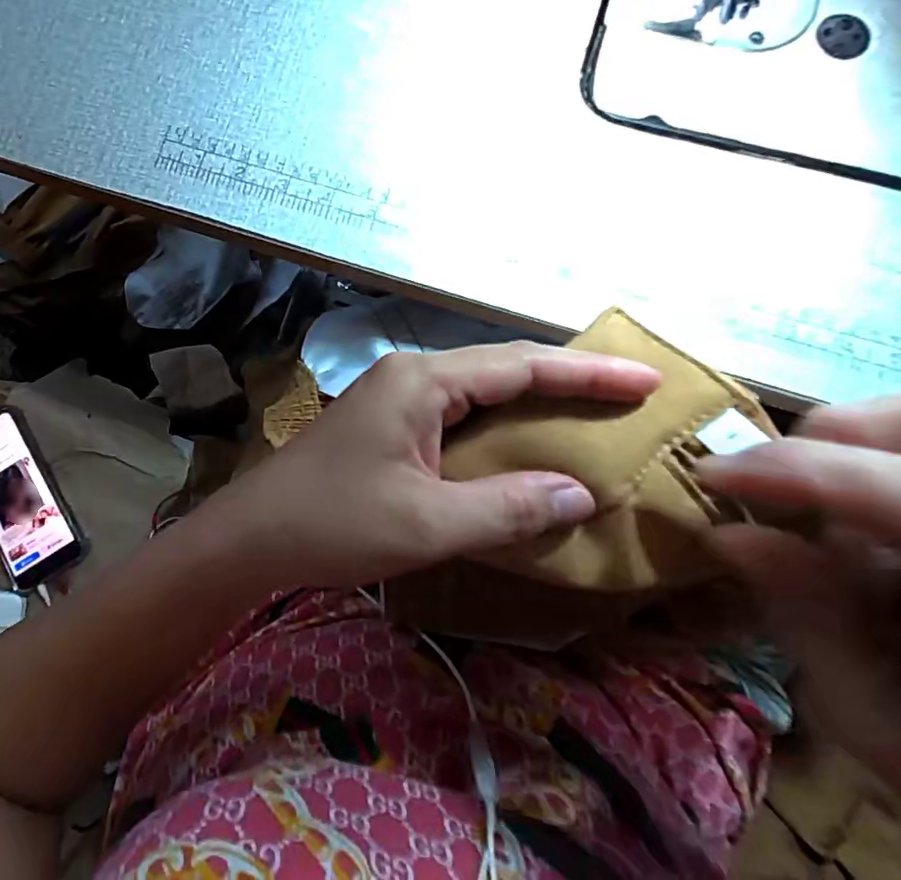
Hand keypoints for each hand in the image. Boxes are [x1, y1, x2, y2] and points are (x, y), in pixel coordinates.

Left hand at [213, 342, 660, 591]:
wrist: (252, 535)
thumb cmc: (334, 523)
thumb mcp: (428, 523)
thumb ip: (509, 506)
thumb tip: (582, 492)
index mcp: (421, 381)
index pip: (520, 364)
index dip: (588, 372)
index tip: (648, 378)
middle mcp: (409, 376)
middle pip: (501, 368)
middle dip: (566, 380)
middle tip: (632, 396)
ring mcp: (393, 398)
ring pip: (478, 392)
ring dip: (532, 403)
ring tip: (593, 417)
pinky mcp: (385, 425)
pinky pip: (456, 416)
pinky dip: (497, 429)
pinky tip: (522, 448)